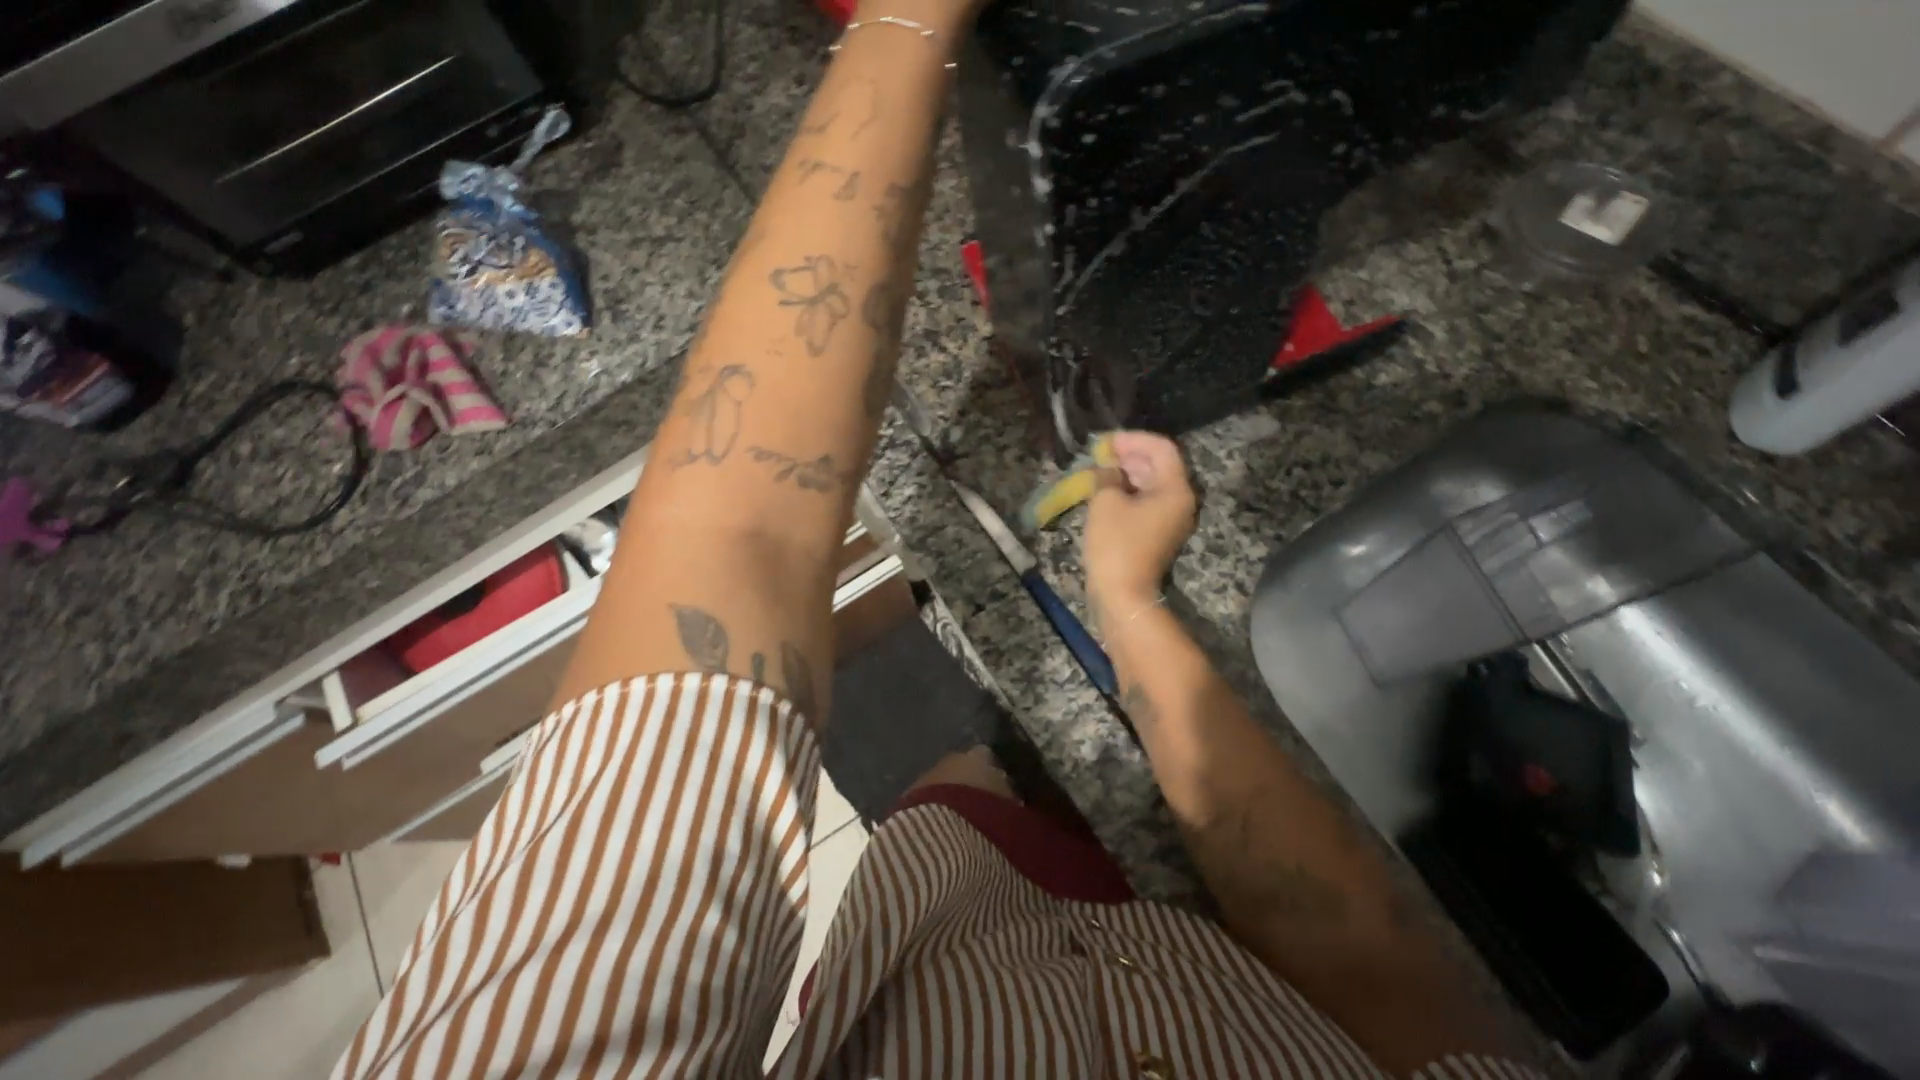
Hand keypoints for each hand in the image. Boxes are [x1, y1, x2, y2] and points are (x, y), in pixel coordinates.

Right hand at [1083, 431, 1196, 622]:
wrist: (1123, 595)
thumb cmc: (1116, 545)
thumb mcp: (1105, 501)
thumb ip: (1107, 475)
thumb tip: (1108, 469)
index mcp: (1175, 489)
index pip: (1161, 448)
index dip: (1133, 439)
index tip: (1105, 441)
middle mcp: (1180, 501)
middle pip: (1159, 465)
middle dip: (1129, 455)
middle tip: (1099, 454)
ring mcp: (1170, 520)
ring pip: (1151, 484)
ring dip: (1126, 473)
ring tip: (1098, 470)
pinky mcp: (1157, 534)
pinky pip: (1146, 503)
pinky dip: (1127, 492)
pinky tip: (1105, 491)